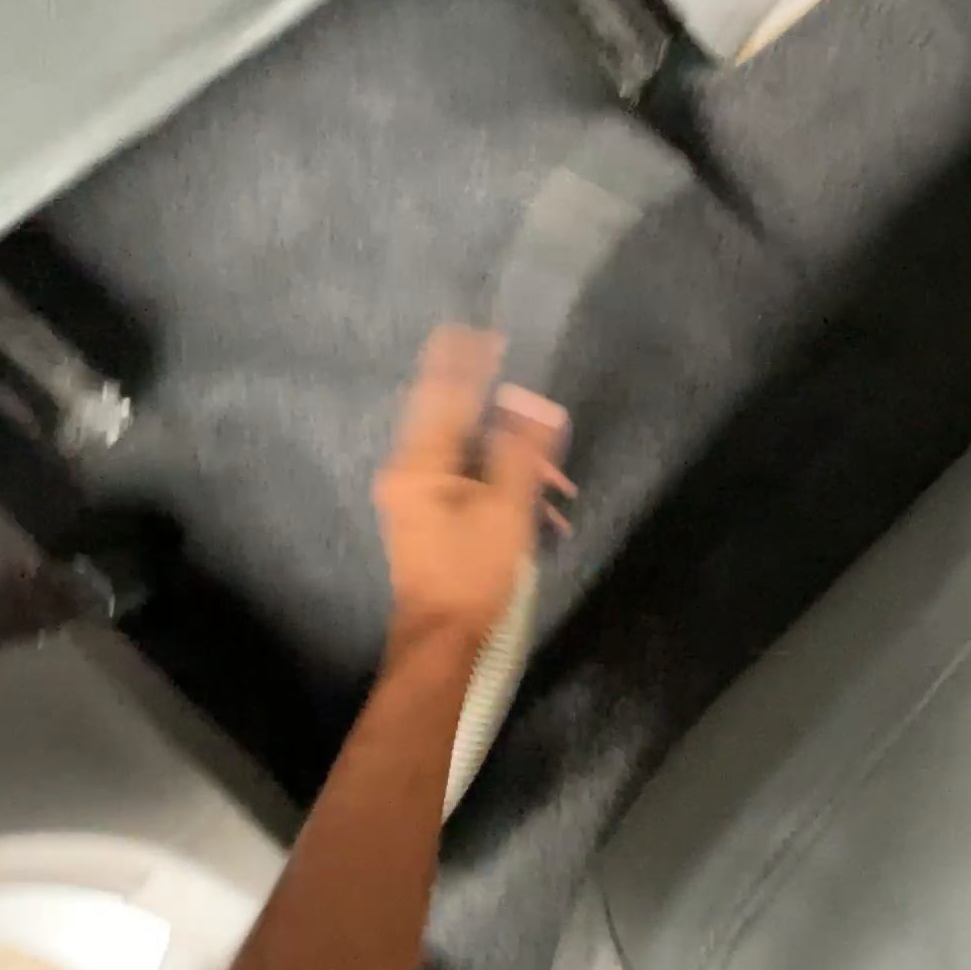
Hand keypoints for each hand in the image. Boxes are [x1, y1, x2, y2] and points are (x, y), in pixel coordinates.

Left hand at [372, 326, 572, 658]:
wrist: (442, 639)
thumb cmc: (472, 572)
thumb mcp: (507, 509)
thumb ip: (522, 452)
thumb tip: (538, 405)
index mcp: (421, 464)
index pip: (444, 395)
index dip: (465, 361)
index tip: (481, 330)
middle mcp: (411, 472)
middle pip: (462, 427)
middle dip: (511, 427)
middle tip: (546, 427)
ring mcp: (417, 495)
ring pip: (472, 459)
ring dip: (517, 466)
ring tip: (559, 489)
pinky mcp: (430, 516)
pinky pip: (471, 483)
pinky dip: (506, 488)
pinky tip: (541, 511)